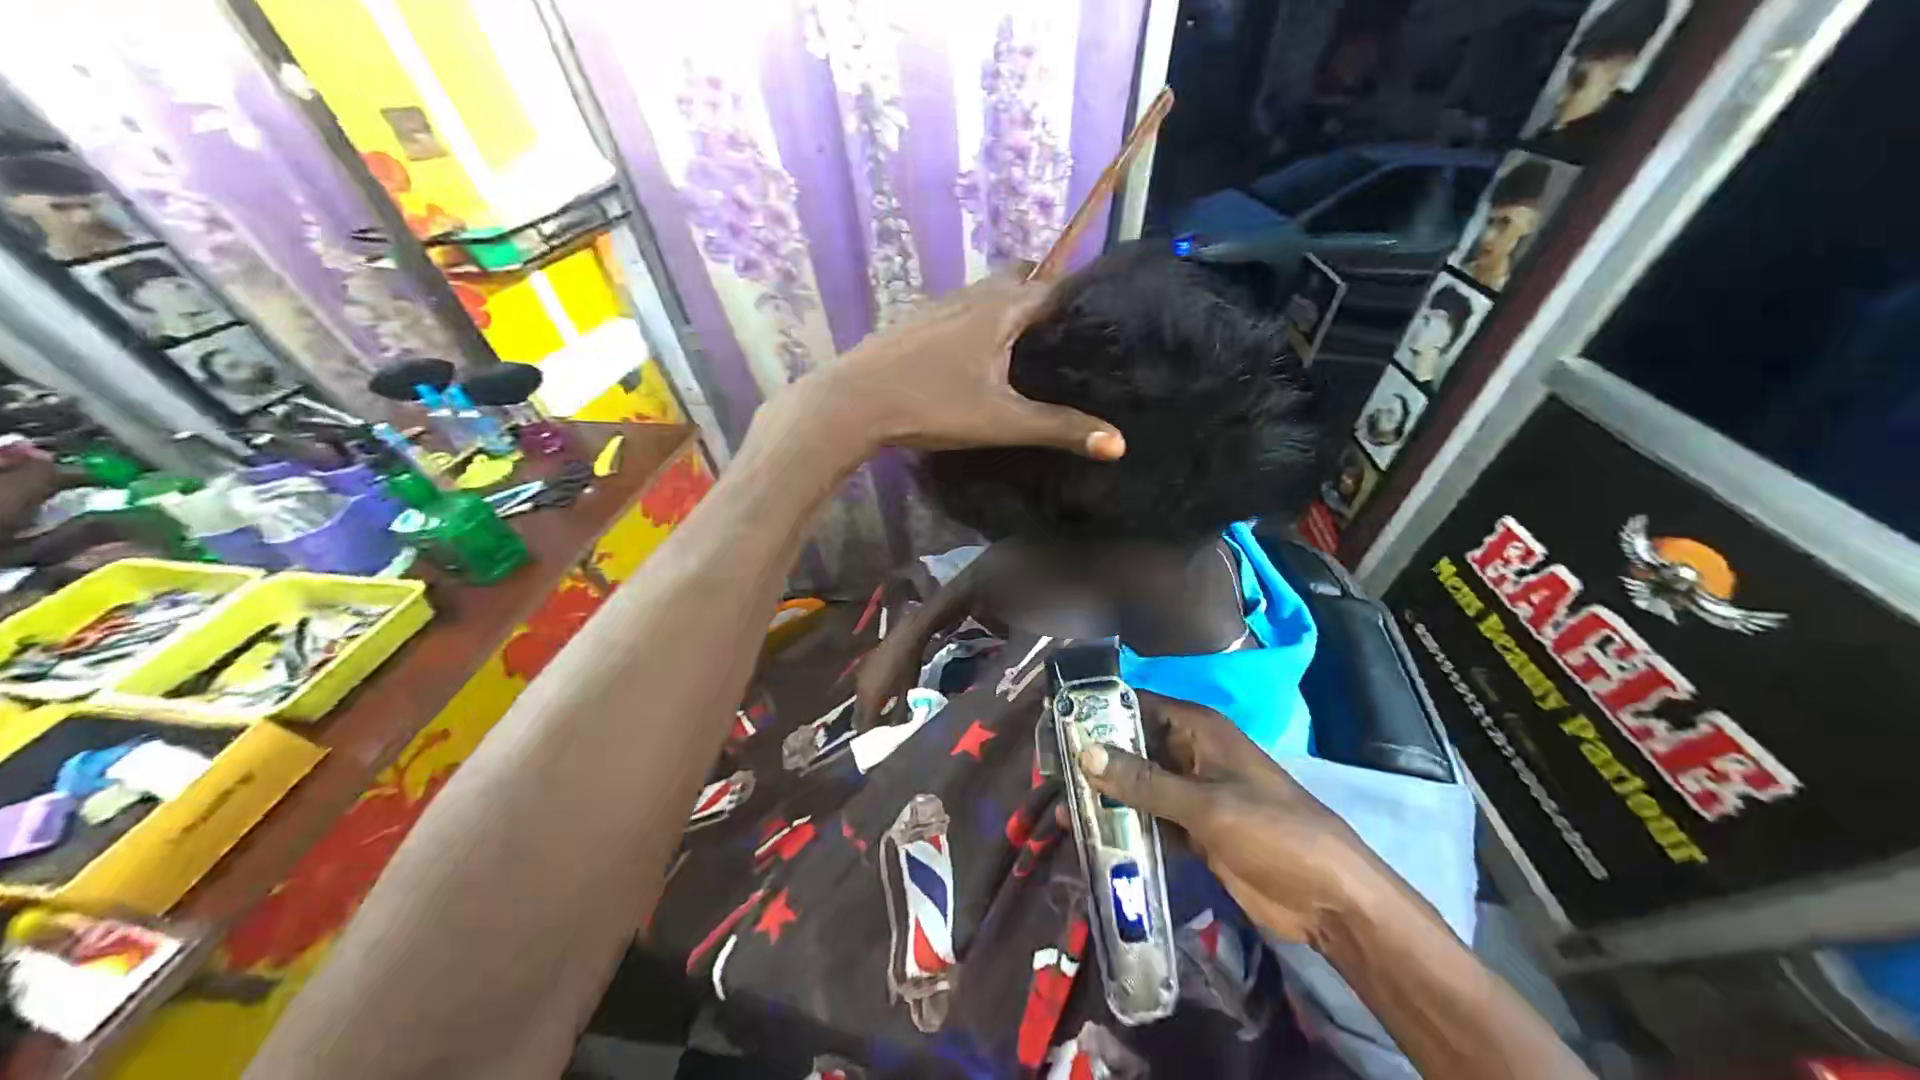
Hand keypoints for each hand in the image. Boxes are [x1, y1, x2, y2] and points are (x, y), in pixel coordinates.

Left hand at [790, 273, 1125, 460]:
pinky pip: (959, 308)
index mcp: (999, 309)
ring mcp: (938, 306)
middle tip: (1059, 332)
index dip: (1076, 297)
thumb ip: (1060, 429)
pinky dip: (977, 319)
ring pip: (984, 292)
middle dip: (1041, 293)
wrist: (851, 402)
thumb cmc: (932, 406)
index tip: (1096, 318)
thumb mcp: (1002, 422)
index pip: (1052, 285)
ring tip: (1024, 344)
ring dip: (1007, 306)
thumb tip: (1119, 444)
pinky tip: (974, 356)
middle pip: (1018, 277)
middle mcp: (971, 296)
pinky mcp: (914, 322)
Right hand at [852, 630, 920, 730]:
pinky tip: (875, 694)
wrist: (904, 639)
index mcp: (870, 700)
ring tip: (878, 712)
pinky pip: (858, 688)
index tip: (880, 739)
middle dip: (866, 724)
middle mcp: (859, 691)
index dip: (871, 735)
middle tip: (878, 728)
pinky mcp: (860, 668)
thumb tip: (896, 727)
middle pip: (857, 716)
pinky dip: (865, 696)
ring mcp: (858, 679)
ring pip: (857, 702)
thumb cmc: (907, 668)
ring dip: (865, 710)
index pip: (864, 726)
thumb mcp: (907, 693)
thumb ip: (900, 713)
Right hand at [1078, 693, 1390, 943]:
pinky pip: (1148, 819)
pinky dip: (1124, 826)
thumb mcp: (1206, 804)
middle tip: (1049, 772)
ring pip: (1136, 786)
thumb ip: (1145, 781)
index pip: (1138, 705)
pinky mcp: (1192, 830)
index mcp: (1199, 730)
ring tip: (1063, 809)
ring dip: (1105, 796)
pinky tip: (1091, 836)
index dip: (1098, 711)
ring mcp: (1190, 793)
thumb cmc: (1273, 832)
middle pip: (1131, 746)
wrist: (1329, 898)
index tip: (1056, 723)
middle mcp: (1190, 754)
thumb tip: (1085, 754)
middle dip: (1094, 759)